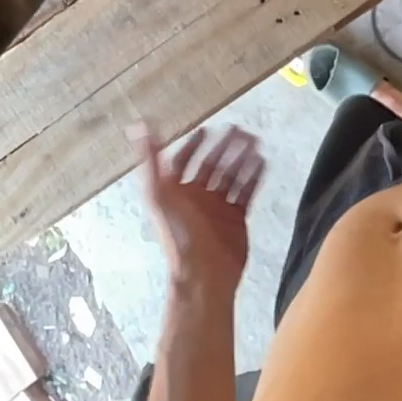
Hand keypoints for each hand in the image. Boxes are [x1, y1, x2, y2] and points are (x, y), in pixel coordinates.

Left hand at [130, 124, 262, 294]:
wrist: (204, 274)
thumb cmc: (178, 234)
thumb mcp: (158, 192)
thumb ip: (150, 158)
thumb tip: (139, 126)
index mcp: (175, 190)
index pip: (184, 160)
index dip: (194, 144)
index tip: (206, 129)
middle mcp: (197, 197)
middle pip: (212, 164)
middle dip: (225, 147)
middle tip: (239, 130)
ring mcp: (218, 207)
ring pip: (231, 175)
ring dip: (242, 158)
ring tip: (254, 142)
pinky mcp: (236, 219)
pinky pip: (246, 192)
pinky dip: (254, 177)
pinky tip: (261, 162)